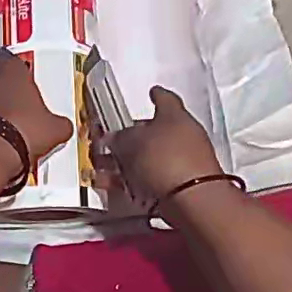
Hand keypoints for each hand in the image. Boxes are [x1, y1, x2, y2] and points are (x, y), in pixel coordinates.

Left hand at [0, 50, 72, 174]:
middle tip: (23, 112)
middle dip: (9, 97)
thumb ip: (58, 123)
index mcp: (13, 75)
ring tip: (11, 135)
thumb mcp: (54, 128)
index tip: (20, 66)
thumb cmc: (18, 132)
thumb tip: (63, 128)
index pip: (13, 60)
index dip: (18, 64)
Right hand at [102, 86, 222, 201]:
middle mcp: (183, 136)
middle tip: (108, 144)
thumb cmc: (162, 158)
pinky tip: (110, 186)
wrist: (190, 199)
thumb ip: (118, 137)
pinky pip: (150, 180)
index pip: (166, 100)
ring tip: (100, 171)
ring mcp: (183, 163)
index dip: (156, 95)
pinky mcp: (180, 187)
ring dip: (124, 164)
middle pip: (153, 133)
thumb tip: (112, 138)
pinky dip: (130, 182)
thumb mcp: (131, 142)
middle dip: (129, 139)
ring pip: (148, 159)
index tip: (151, 92)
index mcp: (175, 116)